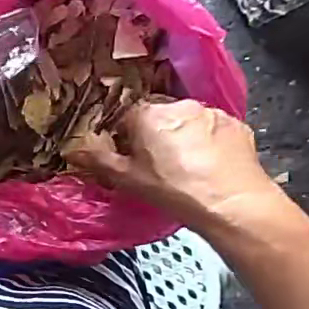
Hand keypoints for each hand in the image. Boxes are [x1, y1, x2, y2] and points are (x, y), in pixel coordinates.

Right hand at [65, 99, 285, 229]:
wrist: (231, 203)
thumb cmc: (173, 189)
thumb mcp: (127, 179)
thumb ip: (98, 161)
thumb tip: (71, 152)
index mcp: (148, 114)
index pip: (125, 115)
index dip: (123, 135)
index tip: (126, 155)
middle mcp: (180, 105)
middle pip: (158, 116)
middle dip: (154, 134)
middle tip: (154, 163)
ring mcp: (212, 113)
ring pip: (186, 122)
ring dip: (181, 136)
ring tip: (184, 166)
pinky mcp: (236, 125)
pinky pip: (213, 130)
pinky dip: (207, 142)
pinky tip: (207, 165)